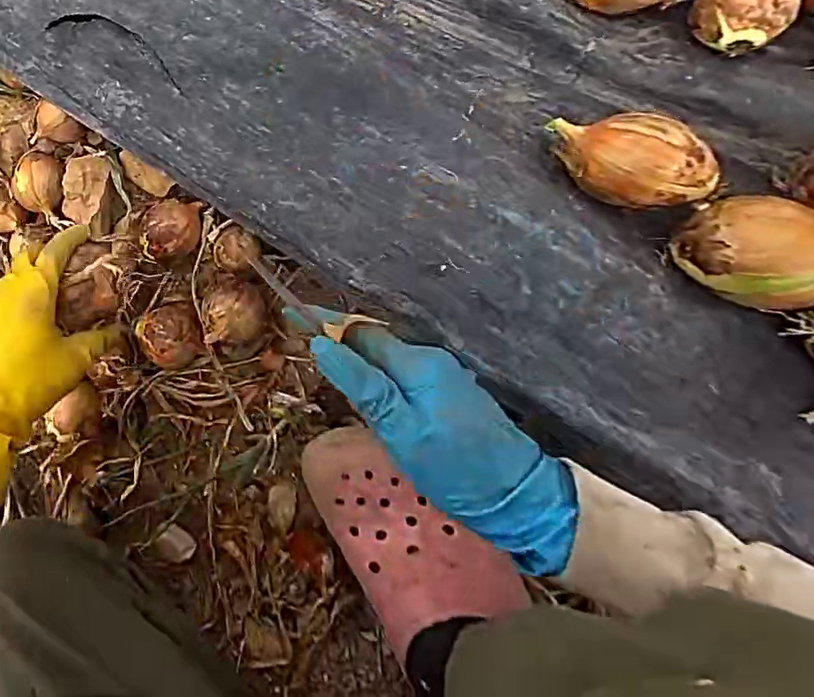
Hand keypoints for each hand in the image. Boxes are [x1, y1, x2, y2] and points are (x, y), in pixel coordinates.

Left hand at [0, 226, 117, 524]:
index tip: (86, 231)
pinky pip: (4, 293)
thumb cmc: (34, 378)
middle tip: (70, 259)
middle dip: (48, 249)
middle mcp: (12, 286)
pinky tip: (33, 311)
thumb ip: (99, 340)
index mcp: (37, 287)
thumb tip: (120, 333)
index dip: (72, 237)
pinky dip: (20, 291)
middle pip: (28, 253)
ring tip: (55, 287)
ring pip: (14, 273)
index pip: (56, 249)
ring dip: (32, 271)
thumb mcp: (75, 359)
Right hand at [295, 307, 578, 575]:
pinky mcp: (447, 391)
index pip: (359, 332)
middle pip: (372, 337)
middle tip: (298, 331)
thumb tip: (321, 345)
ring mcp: (442, 373)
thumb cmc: (456, 469)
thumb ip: (362, 386)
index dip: (323, 322)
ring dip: (354, 350)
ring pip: (386, 353)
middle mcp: (430, 358)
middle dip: (335, 332)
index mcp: (417, 363)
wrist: (522, 498)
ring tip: (321, 352)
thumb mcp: (400, 430)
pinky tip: (361, 380)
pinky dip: (374, 368)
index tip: (291, 314)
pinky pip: (400, 369)